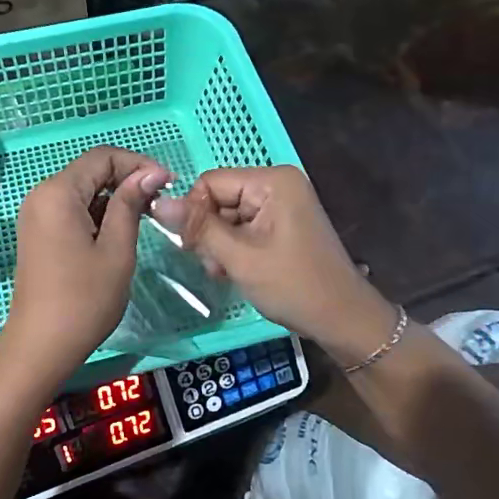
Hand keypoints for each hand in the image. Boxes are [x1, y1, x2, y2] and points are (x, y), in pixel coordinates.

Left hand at [1, 146, 170, 376]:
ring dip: (115, 198)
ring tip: (146, 219)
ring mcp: (37, 216)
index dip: (139, 164)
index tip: (169, 184)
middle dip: (128, 180)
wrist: (42, 345)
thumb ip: (131, 205)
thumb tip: (151, 173)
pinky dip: (98, 214)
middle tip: (161, 203)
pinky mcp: (39, 234)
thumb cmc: (84, 299)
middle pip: (91, 170)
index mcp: (58, 193)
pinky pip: (72, 210)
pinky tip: (120, 232)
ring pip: (83, 191)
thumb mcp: (116, 250)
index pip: (103, 156)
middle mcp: (41, 195)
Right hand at [150, 166, 397, 364]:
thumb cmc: (293, 286)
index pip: (210, 182)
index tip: (194, 248)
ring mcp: (282, 205)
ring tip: (227, 273)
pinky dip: (234, 250)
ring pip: (228, 217)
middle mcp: (278, 185)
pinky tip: (235, 272)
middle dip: (209, 233)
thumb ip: (199, 228)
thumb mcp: (240, 257)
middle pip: (219, 199)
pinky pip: (244, 229)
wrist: (342, 318)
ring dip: (219, 246)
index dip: (194, 213)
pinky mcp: (283, 225)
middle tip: (216, 266)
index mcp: (272, 181)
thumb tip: (157, 203)